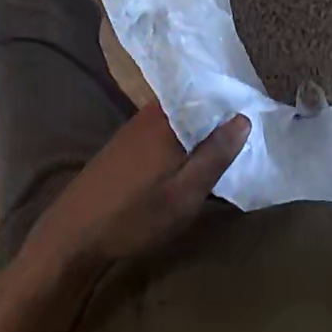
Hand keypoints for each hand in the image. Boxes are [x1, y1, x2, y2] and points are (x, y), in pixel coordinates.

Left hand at [12, 100, 249, 282]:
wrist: (72, 235)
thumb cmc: (134, 215)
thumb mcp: (185, 193)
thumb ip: (215, 154)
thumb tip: (243, 118)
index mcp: (168, 119)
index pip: (210, 96)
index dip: (234, 104)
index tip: (258, 116)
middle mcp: (151, 114)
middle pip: (194, 106)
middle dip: (219, 118)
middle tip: (248, 135)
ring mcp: (135, 128)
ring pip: (179, 120)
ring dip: (200, 131)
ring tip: (225, 146)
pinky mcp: (125, 144)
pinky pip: (164, 131)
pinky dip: (181, 140)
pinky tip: (191, 158)